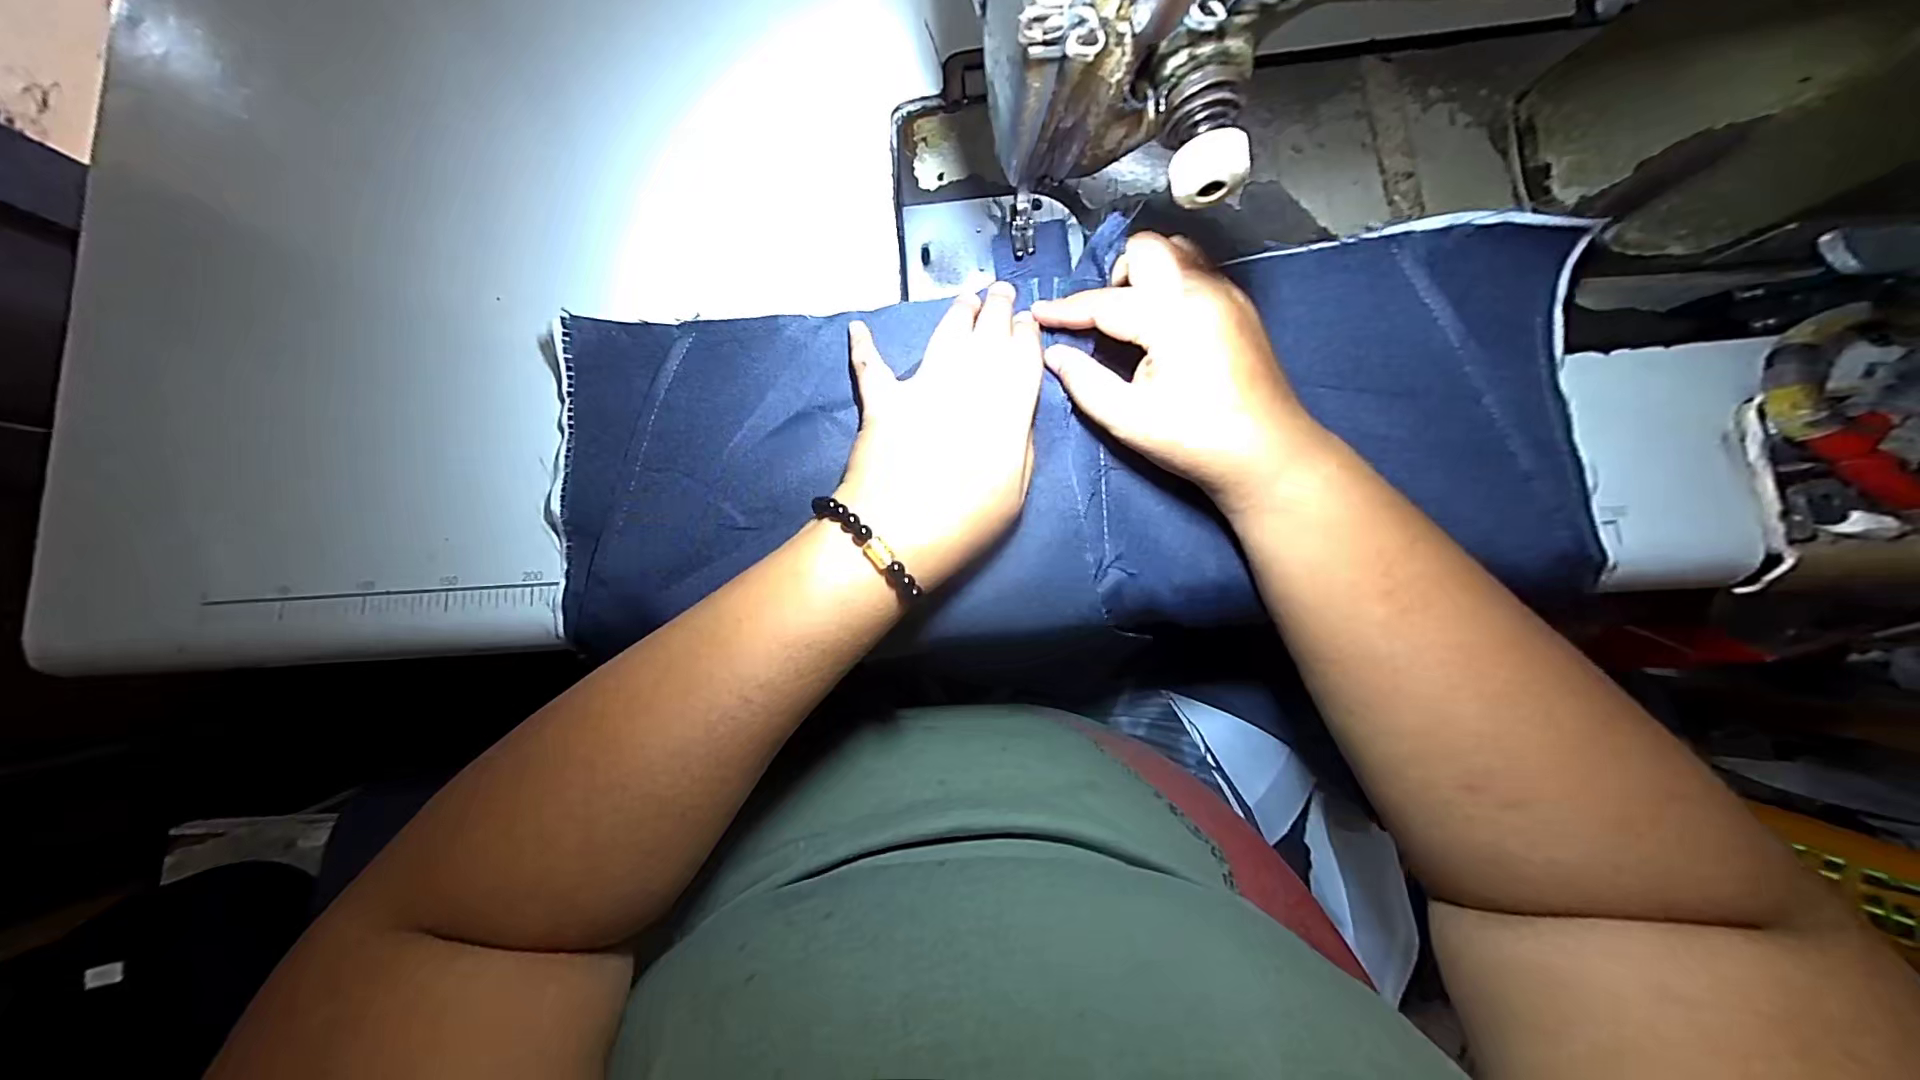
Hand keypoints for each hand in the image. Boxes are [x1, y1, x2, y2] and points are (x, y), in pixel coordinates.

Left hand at [833, 282, 1042, 588]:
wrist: (899, 532)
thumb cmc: (968, 520)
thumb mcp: (1017, 487)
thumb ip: (1021, 441)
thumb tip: (1017, 413)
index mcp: (1009, 403)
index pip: (1023, 354)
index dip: (1026, 333)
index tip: (1027, 321)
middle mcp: (969, 380)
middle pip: (988, 332)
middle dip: (998, 308)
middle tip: (1001, 292)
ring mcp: (922, 384)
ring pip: (944, 335)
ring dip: (957, 312)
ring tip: (966, 297)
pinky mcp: (883, 398)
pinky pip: (871, 366)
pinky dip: (863, 347)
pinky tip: (858, 328)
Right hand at [1030, 232, 1338, 517]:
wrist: (1267, 453)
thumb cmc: (1197, 439)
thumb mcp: (1128, 418)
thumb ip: (1084, 381)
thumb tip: (1055, 355)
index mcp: (1171, 315)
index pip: (1105, 301)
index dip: (1066, 310)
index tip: (1039, 314)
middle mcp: (1202, 290)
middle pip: (1146, 248)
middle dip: (1114, 277)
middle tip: (1102, 319)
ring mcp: (1226, 294)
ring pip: (1175, 252)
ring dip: (1145, 275)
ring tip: (1133, 321)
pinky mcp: (1239, 307)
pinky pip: (1196, 272)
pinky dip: (1169, 285)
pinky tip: (1163, 328)